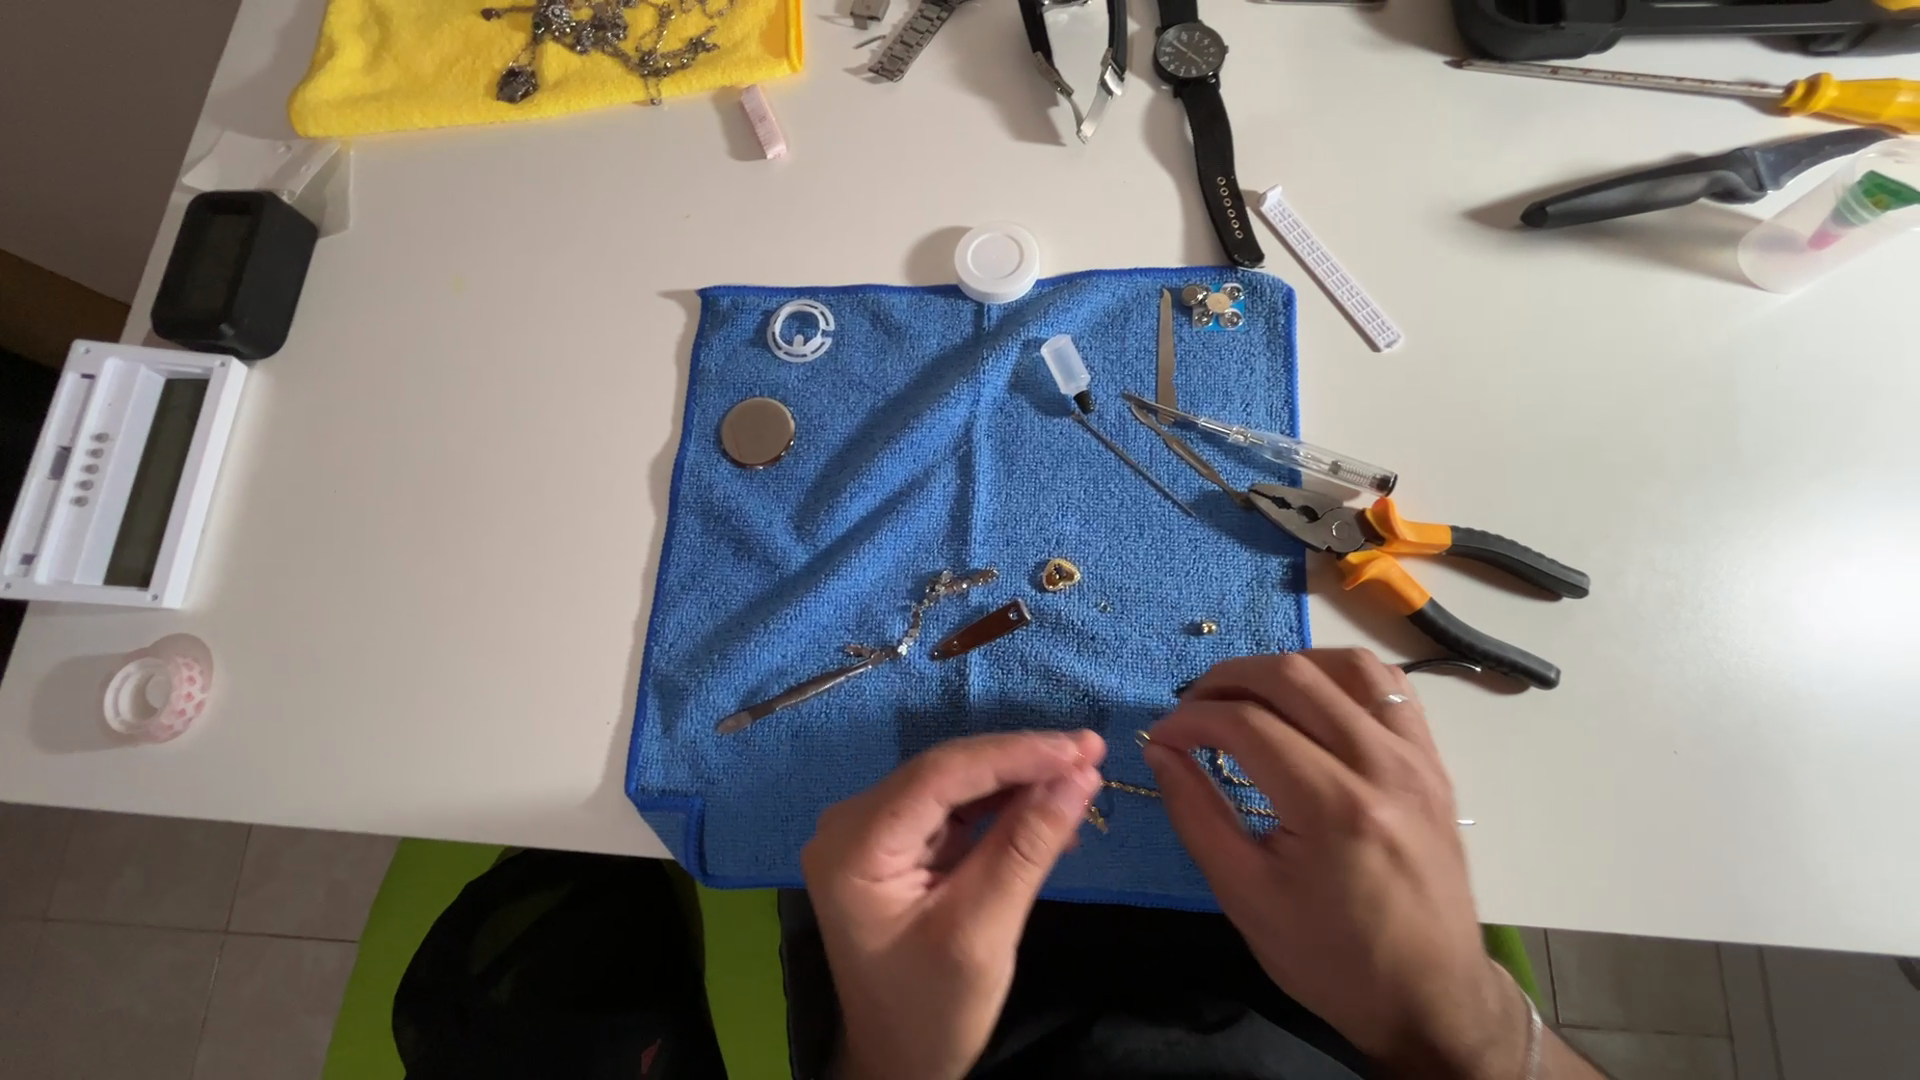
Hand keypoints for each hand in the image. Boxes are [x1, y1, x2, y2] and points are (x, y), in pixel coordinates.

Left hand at [802, 730, 1105, 1079]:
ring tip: (1081, 772)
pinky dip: (1003, 807)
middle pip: (947, 772)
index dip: (1014, 754)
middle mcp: (852, 821)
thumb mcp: (983, 933)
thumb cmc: (933, 1011)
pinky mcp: (897, 841)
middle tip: (1090, 750)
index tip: (1080, 748)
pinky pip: (956, 808)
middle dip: (1022, 761)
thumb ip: (1027, 847)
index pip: (940, 775)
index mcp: (854, 844)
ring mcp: (873, 829)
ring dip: (1019, 779)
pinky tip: (1049, 809)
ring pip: (957, 783)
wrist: (899, 1065)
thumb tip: (1079, 776)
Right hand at [1144, 650, 1526, 1078]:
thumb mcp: (1243, 894)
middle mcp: (1383, 766)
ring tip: (1245, 698)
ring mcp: (1416, 757)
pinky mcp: (1431, 760)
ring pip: (1343, 665)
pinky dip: (1334, 674)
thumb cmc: (1329, 956)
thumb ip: (1194, 811)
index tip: (1162, 736)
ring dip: (1281, 668)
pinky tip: (1306, 700)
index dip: (1191, 720)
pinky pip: (1385, 685)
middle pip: (1290, 677)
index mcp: (1336, 809)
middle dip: (1224, 681)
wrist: (1430, 999)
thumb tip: (1159, 748)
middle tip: (1191, 710)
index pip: (1247, 724)